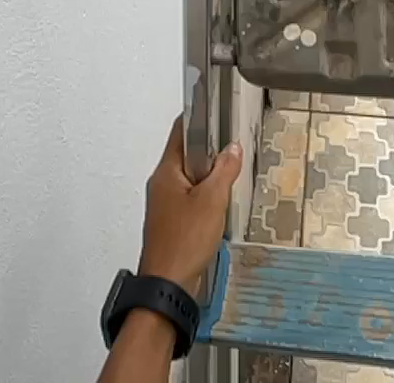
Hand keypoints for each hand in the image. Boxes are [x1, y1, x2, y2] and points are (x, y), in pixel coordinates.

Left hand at [137, 117, 242, 290]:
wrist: (168, 286)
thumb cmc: (185, 241)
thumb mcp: (213, 200)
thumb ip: (224, 170)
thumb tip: (232, 149)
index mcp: (165, 171)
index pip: (180, 131)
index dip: (197, 117)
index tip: (213, 108)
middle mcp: (160, 184)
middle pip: (185, 154)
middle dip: (208, 151)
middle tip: (229, 150)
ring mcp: (163, 204)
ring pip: (188, 178)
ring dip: (207, 177)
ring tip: (227, 180)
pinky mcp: (169, 222)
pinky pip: (188, 198)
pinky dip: (203, 197)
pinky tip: (217, 206)